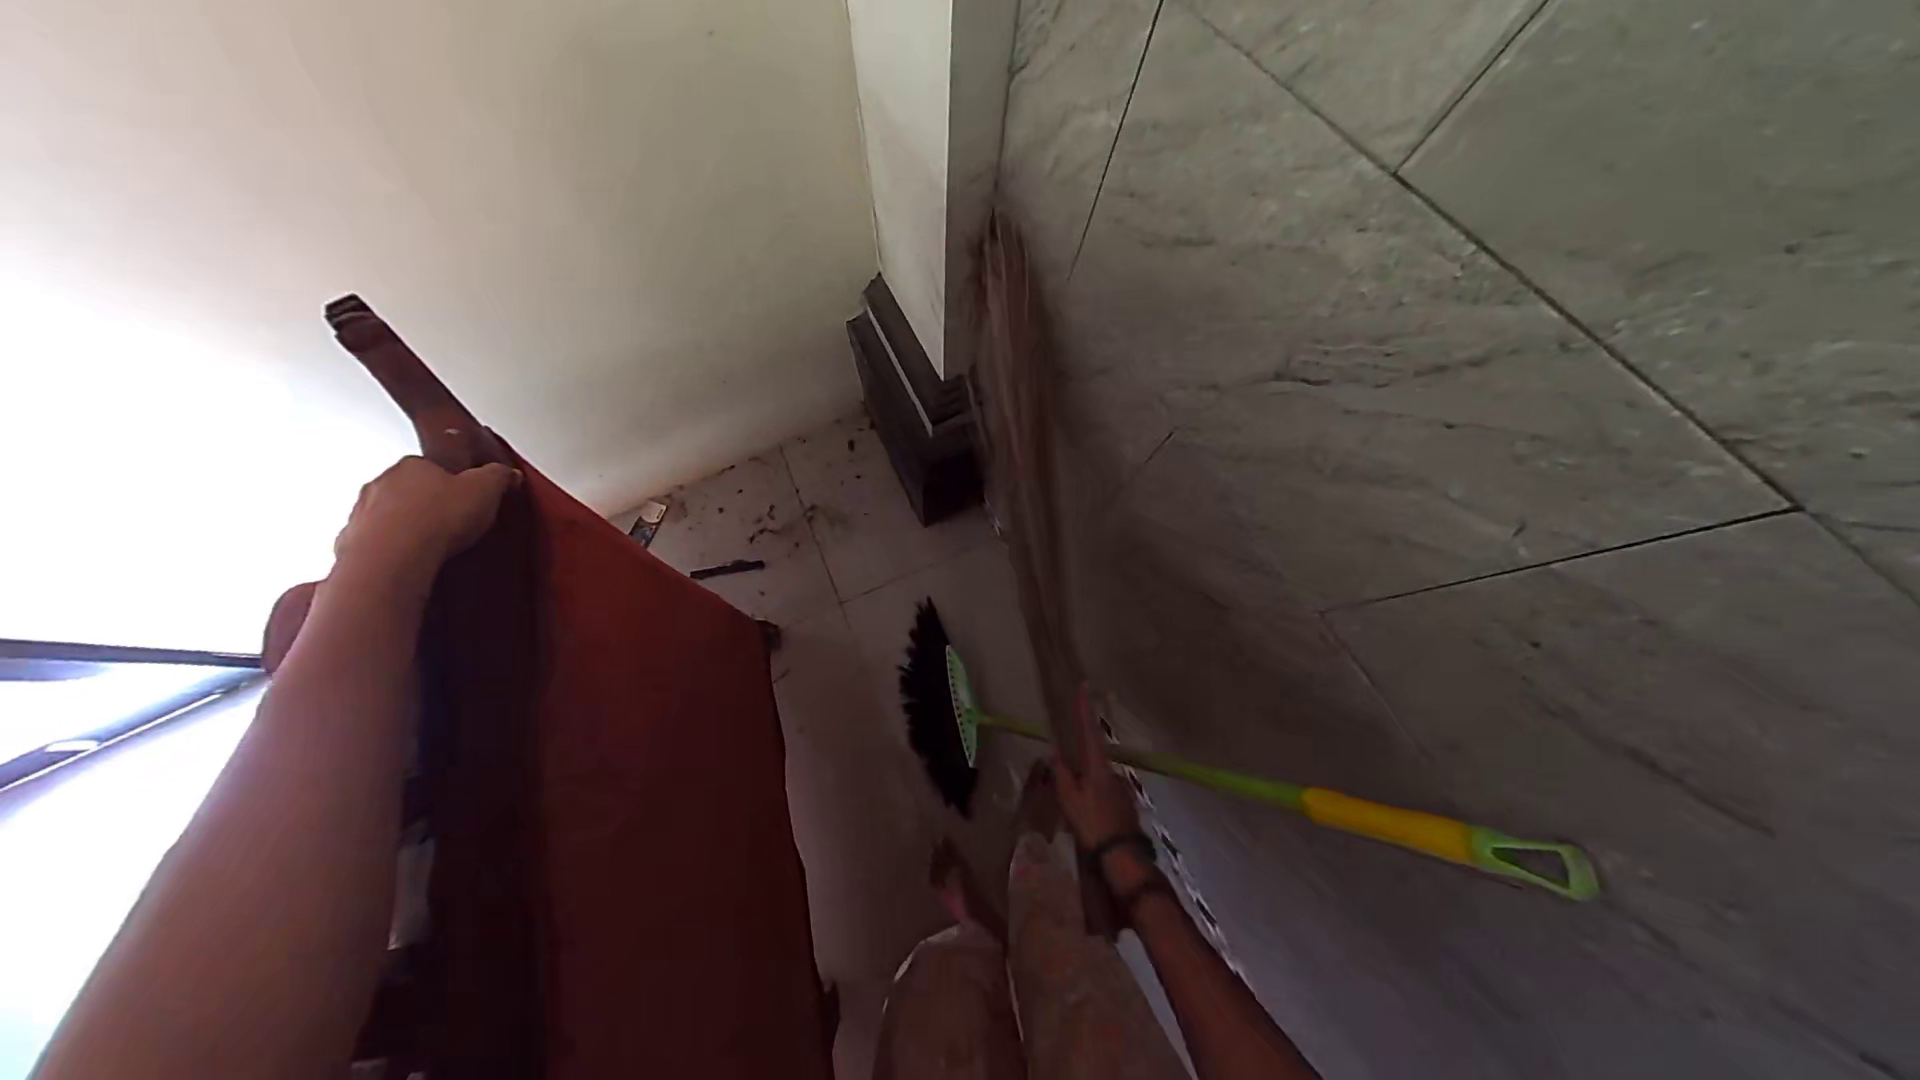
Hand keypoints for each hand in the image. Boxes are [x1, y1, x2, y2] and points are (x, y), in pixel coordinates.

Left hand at [332, 456, 520, 579]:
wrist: (394, 556)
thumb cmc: (434, 519)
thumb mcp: (486, 489)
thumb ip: (498, 476)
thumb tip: (506, 473)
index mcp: (412, 466)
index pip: (432, 466)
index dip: (451, 480)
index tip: (466, 493)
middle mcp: (381, 484)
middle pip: (408, 489)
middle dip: (428, 503)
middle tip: (455, 520)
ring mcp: (364, 513)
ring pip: (390, 516)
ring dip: (409, 527)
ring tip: (438, 545)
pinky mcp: (354, 542)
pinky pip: (379, 543)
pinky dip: (395, 550)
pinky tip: (416, 560)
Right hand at [1052, 688, 1141, 851]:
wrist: (1122, 856)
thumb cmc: (1091, 824)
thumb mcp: (1068, 798)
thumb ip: (1061, 772)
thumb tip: (1054, 749)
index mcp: (1097, 766)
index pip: (1089, 730)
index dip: (1085, 708)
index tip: (1085, 686)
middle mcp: (1112, 771)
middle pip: (1092, 759)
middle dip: (1080, 766)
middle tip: (1071, 790)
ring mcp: (1122, 788)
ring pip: (1098, 780)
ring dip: (1088, 789)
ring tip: (1079, 815)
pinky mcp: (1126, 803)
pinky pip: (1105, 795)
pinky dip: (1096, 801)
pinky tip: (1091, 821)